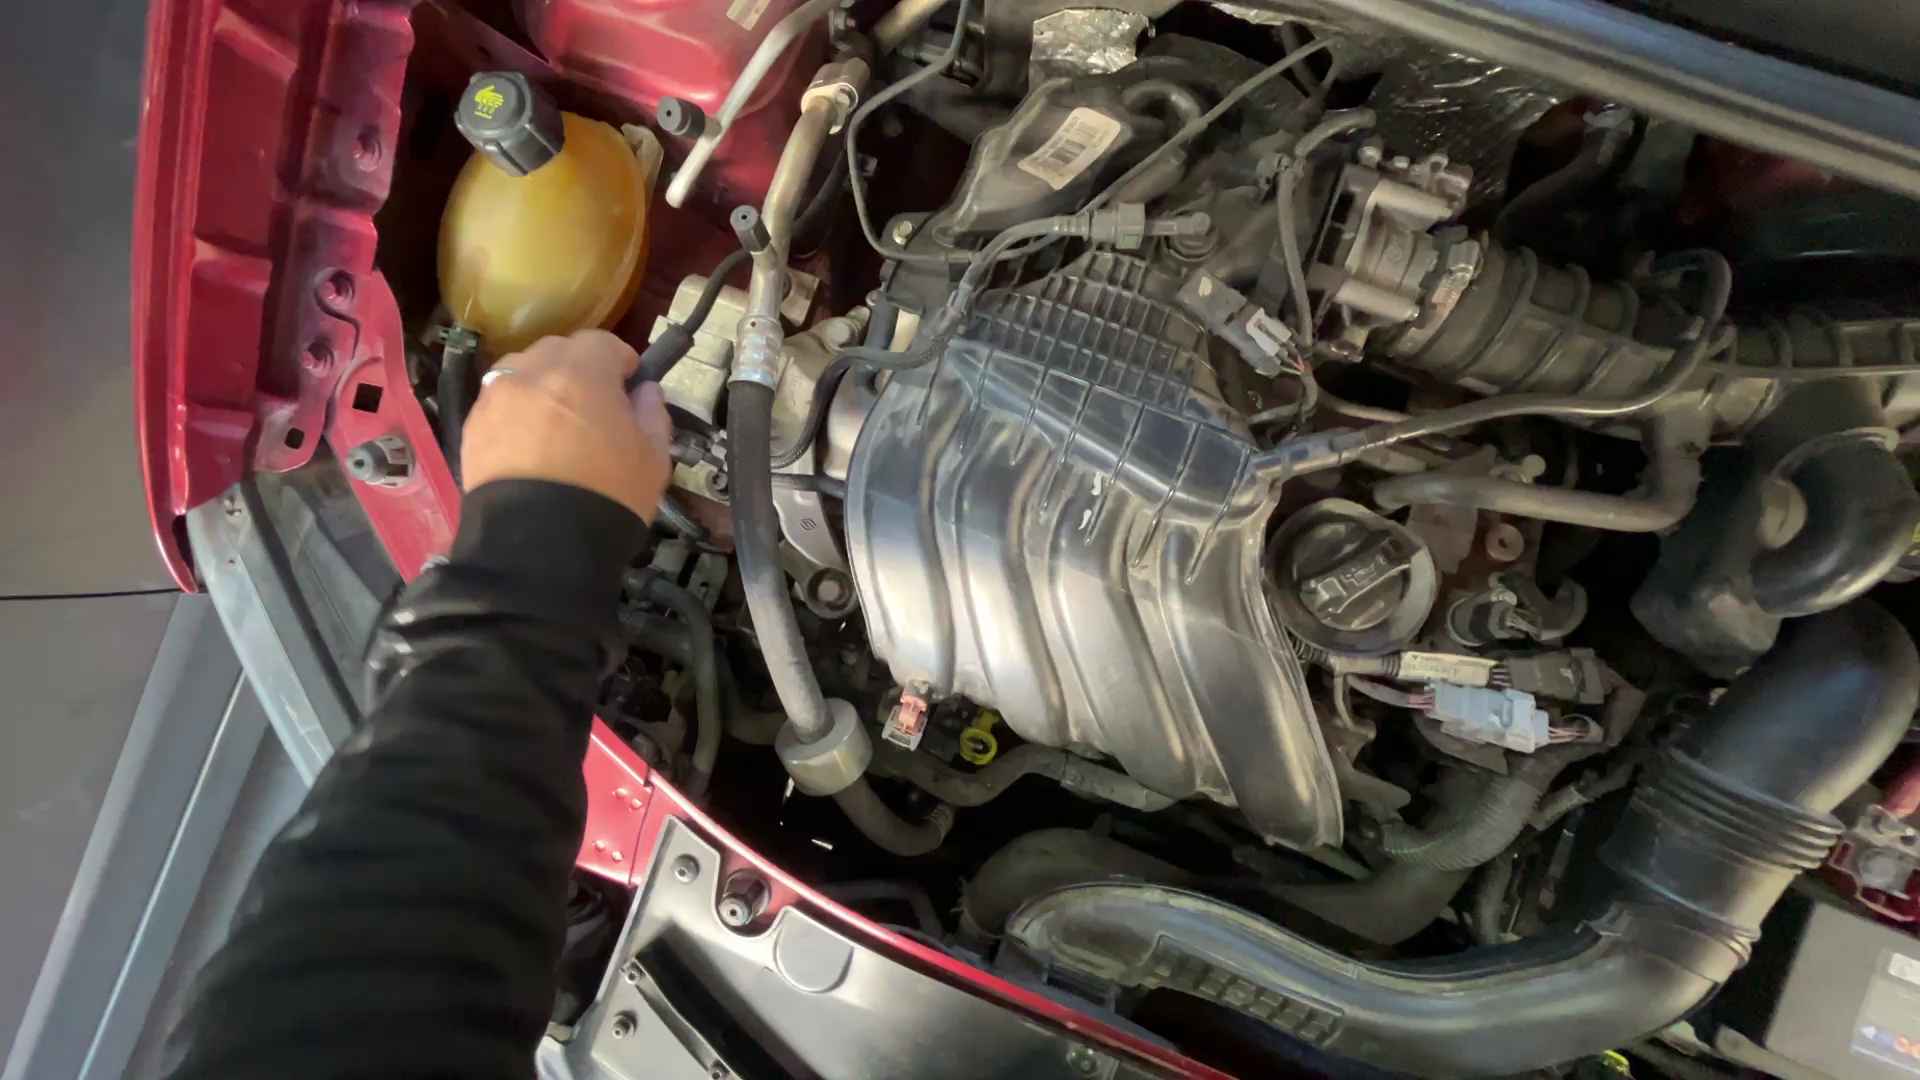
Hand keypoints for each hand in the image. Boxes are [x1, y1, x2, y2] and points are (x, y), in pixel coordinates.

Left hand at [461, 329, 672, 522]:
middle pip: (557, 350)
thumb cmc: (610, 493)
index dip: (620, 357)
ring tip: (559, 422)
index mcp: (582, 374)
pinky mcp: (473, 427)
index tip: (630, 380)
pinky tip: (534, 444)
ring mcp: (496, 399)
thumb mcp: (654, 456)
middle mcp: (533, 373)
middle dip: (580, 367)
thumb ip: (653, 414)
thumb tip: (645, 393)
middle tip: (598, 402)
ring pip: (523, 372)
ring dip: (545, 385)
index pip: (602, 341)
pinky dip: (519, 412)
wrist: (544, 543)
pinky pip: (501, 403)